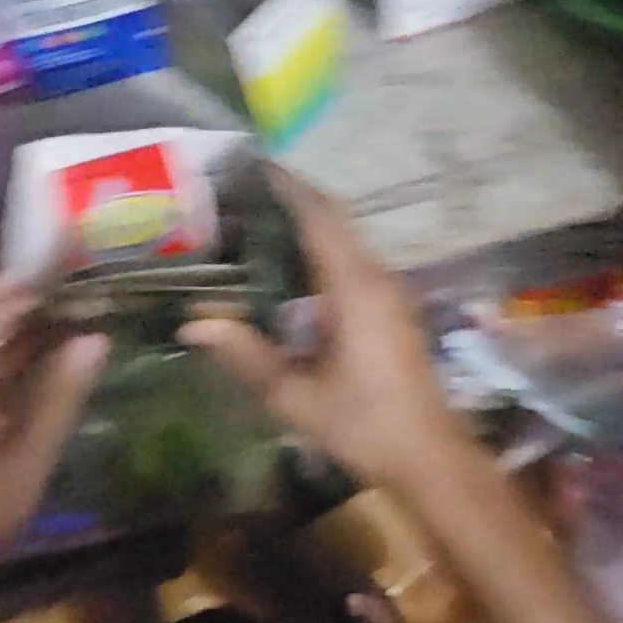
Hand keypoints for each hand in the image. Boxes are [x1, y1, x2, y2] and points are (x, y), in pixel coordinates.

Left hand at [0, 276, 107, 622]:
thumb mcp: (27, 456)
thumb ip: (60, 396)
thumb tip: (95, 336)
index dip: (0, 283)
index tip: (48, 268)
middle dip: (24, 296)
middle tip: (77, 283)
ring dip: (30, 321)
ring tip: (80, 307)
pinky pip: (3, 364)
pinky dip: (32, 349)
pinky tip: (67, 347)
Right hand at [177, 169, 466, 490]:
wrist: (431, 455)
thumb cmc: (364, 424)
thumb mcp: (296, 397)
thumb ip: (246, 356)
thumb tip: (191, 326)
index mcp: (354, 287)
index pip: (318, 217)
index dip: (287, 186)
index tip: (253, 166)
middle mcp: (376, 275)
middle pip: (335, 216)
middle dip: (295, 194)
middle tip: (247, 187)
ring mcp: (389, 288)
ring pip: (347, 234)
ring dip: (310, 217)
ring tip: (261, 215)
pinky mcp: (393, 303)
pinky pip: (354, 255)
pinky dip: (324, 242)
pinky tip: (293, 261)